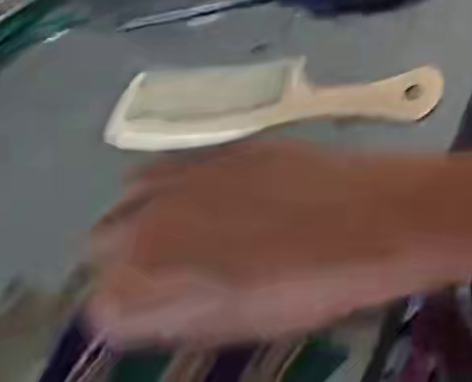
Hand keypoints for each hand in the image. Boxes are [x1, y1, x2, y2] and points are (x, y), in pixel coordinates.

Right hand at [86, 139, 442, 347]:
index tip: (151, 316)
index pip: (101, 307)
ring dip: (143, 218)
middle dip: (125, 263)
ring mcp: (189, 173)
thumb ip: (175, 318)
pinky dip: (171, 183)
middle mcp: (153, 220)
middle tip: (166, 275)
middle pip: (103, 245)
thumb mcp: (237, 325)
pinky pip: (171, 164)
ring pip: (129, 198)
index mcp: (152, 281)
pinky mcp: (224, 145)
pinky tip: (200, 196)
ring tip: (183, 234)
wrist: (370, 215)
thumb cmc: (310, 288)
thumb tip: (143, 312)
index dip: (127, 314)